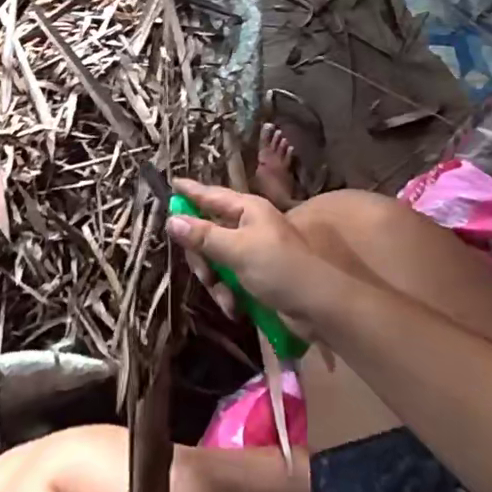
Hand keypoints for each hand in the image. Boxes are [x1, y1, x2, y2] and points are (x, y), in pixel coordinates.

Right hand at [167, 178, 343, 332]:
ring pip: (215, 260)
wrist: (319, 308)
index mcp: (247, 209)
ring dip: (216, 281)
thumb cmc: (279, 268)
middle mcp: (248, 226)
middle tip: (204, 273)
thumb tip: (172, 220)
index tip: (172, 184)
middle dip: (202, 257)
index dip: (191, 191)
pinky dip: (228, 293)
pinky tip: (234, 308)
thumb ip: (203, 235)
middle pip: (208, 232)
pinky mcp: (255, 276)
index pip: (211, 195)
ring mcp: (252, 252)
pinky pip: (228, 279)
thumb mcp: (237, 250)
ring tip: (226, 299)